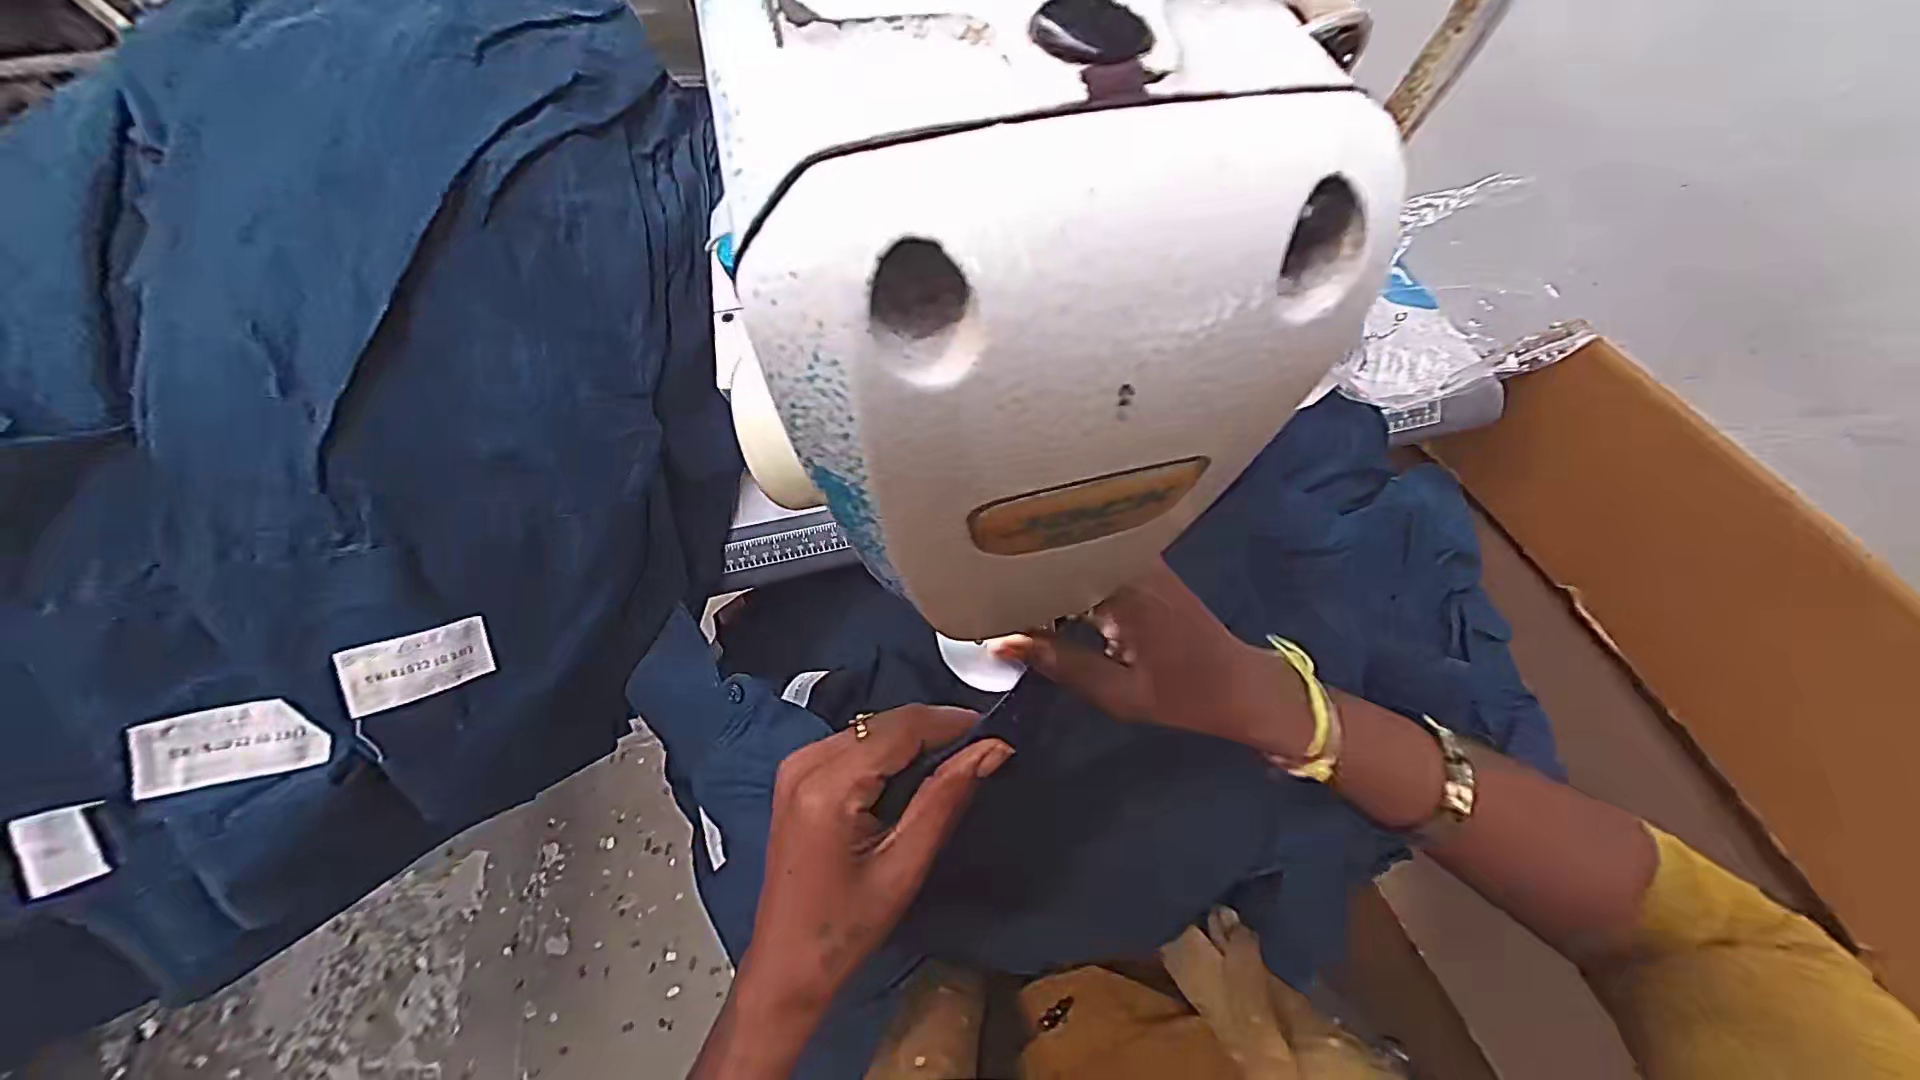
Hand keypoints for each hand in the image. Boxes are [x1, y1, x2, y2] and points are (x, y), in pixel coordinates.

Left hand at [744, 705, 1013, 1007]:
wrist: (787, 962)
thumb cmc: (844, 927)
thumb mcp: (906, 864)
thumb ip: (947, 796)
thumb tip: (992, 749)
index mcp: (827, 785)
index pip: (901, 727)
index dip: (951, 722)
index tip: (993, 731)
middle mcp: (805, 761)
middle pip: (885, 722)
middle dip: (936, 730)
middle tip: (981, 748)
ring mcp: (797, 763)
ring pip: (873, 728)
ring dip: (915, 739)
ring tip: (955, 761)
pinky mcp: (798, 771)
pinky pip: (856, 742)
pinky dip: (891, 750)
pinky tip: (915, 772)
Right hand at [990, 558, 1313, 757]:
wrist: (1241, 685)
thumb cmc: (1183, 695)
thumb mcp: (1116, 692)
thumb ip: (1056, 663)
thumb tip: (998, 644)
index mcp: (1125, 589)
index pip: (1052, 572)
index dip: (1013, 584)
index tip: (981, 599)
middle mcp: (1131, 560)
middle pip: (1061, 554)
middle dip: (1024, 573)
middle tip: (985, 591)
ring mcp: (1140, 556)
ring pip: (1074, 555)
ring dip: (1044, 574)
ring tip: (1008, 592)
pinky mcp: (1143, 563)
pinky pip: (1091, 561)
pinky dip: (1067, 577)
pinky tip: (1047, 595)